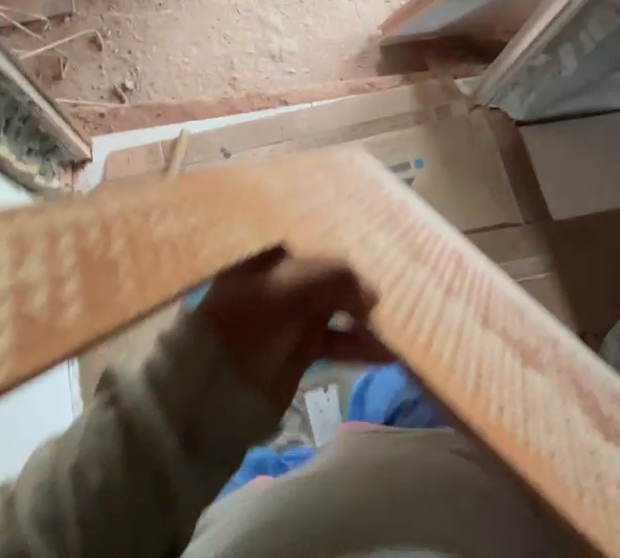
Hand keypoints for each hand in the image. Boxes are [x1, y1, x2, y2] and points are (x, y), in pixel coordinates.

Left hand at [197, 249, 394, 410]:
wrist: (219, 384)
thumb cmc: (251, 319)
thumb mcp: (293, 285)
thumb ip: (337, 277)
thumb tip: (373, 294)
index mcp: (270, 251)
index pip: (315, 235)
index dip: (347, 240)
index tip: (381, 246)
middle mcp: (282, 276)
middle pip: (333, 273)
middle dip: (363, 284)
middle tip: (399, 290)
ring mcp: (292, 312)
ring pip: (340, 308)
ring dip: (368, 319)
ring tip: (400, 327)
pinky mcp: (302, 345)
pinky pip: (339, 339)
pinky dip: (361, 344)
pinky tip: (388, 352)